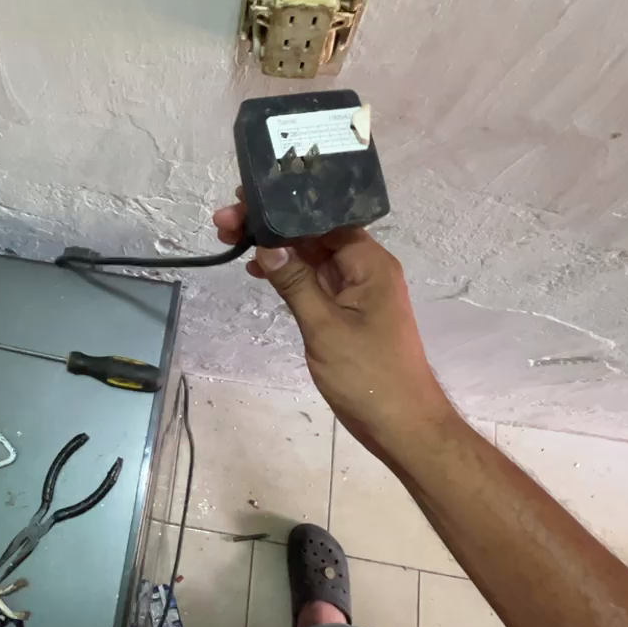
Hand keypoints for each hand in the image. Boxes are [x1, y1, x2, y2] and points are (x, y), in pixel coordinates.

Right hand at [213, 193, 451, 444]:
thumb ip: (295, 283)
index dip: (283, 206)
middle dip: (271, 224)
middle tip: (225, 222)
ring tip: (230, 237)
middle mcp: (364, 268)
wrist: (402, 426)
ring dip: (275, 246)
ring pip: (310, 255)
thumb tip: (266, 244)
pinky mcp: (345, 309)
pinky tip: (257, 268)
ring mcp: (355, 289)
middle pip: (313, 233)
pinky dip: (286, 272)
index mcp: (369, 263)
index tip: (244, 201)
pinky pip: (313, 278)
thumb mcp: (324, 327)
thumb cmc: (369, 376)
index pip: (323, 218)